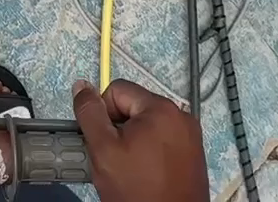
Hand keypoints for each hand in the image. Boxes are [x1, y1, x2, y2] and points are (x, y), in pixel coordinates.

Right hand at [71, 78, 208, 201]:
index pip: (118, 91)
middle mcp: (181, 116)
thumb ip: (89, 114)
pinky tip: (147, 175)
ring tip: (133, 170)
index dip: (104, 115)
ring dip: (135, 141)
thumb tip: (82, 86)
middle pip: (134, 107)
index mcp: (161, 108)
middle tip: (117, 161)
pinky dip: (151, 151)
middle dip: (120, 129)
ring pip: (147, 125)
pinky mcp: (195, 155)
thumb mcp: (103, 150)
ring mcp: (191, 136)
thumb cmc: (138, 192)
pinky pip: (163, 140)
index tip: (106, 143)